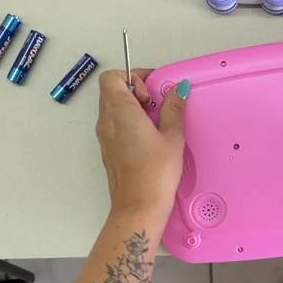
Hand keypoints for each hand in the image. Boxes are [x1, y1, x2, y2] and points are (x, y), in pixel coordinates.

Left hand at [96, 68, 187, 220]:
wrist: (138, 206)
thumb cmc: (155, 173)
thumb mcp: (172, 136)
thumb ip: (173, 108)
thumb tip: (178, 89)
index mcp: (120, 111)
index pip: (112, 77)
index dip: (132, 76)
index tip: (152, 89)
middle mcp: (106, 121)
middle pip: (111, 91)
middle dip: (135, 91)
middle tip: (156, 105)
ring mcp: (104, 137)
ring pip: (112, 108)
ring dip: (132, 107)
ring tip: (155, 123)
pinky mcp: (108, 151)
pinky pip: (114, 126)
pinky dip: (129, 123)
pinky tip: (149, 138)